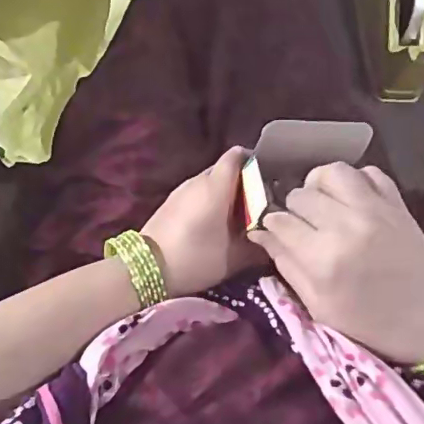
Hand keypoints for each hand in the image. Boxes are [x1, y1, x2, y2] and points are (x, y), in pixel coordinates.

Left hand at [139, 147, 262, 296]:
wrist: (146, 268)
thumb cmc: (196, 257)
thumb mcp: (235, 257)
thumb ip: (260, 245)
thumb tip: (277, 237)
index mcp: (216, 185)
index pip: (237, 155)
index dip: (255, 162)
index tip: (268, 180)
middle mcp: (197, 181)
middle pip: (225, 170)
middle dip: (243, 183)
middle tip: (258, 206)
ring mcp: (180, 191)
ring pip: (210, 184)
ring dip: (224, 196)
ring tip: (237, 218)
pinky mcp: (169, 204)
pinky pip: (196, 195)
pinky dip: (208, 204)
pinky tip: (214, 225)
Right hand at [248, 163, 423, 364]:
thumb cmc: (369, 323)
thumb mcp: (318, 305)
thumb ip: (286, 264)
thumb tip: (261, 233)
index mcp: (324, 258)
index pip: (279, 221)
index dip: (271, 225)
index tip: (274, 233)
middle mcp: (347, 225)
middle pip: (300, 195)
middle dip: (293, 208)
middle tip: (300, 225)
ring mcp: (375, 209)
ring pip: (332, 172)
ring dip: (319, 185)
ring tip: (321, 204)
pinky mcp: (397, 203)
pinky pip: (368, 172)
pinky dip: (354, 181)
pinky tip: (350, 201)